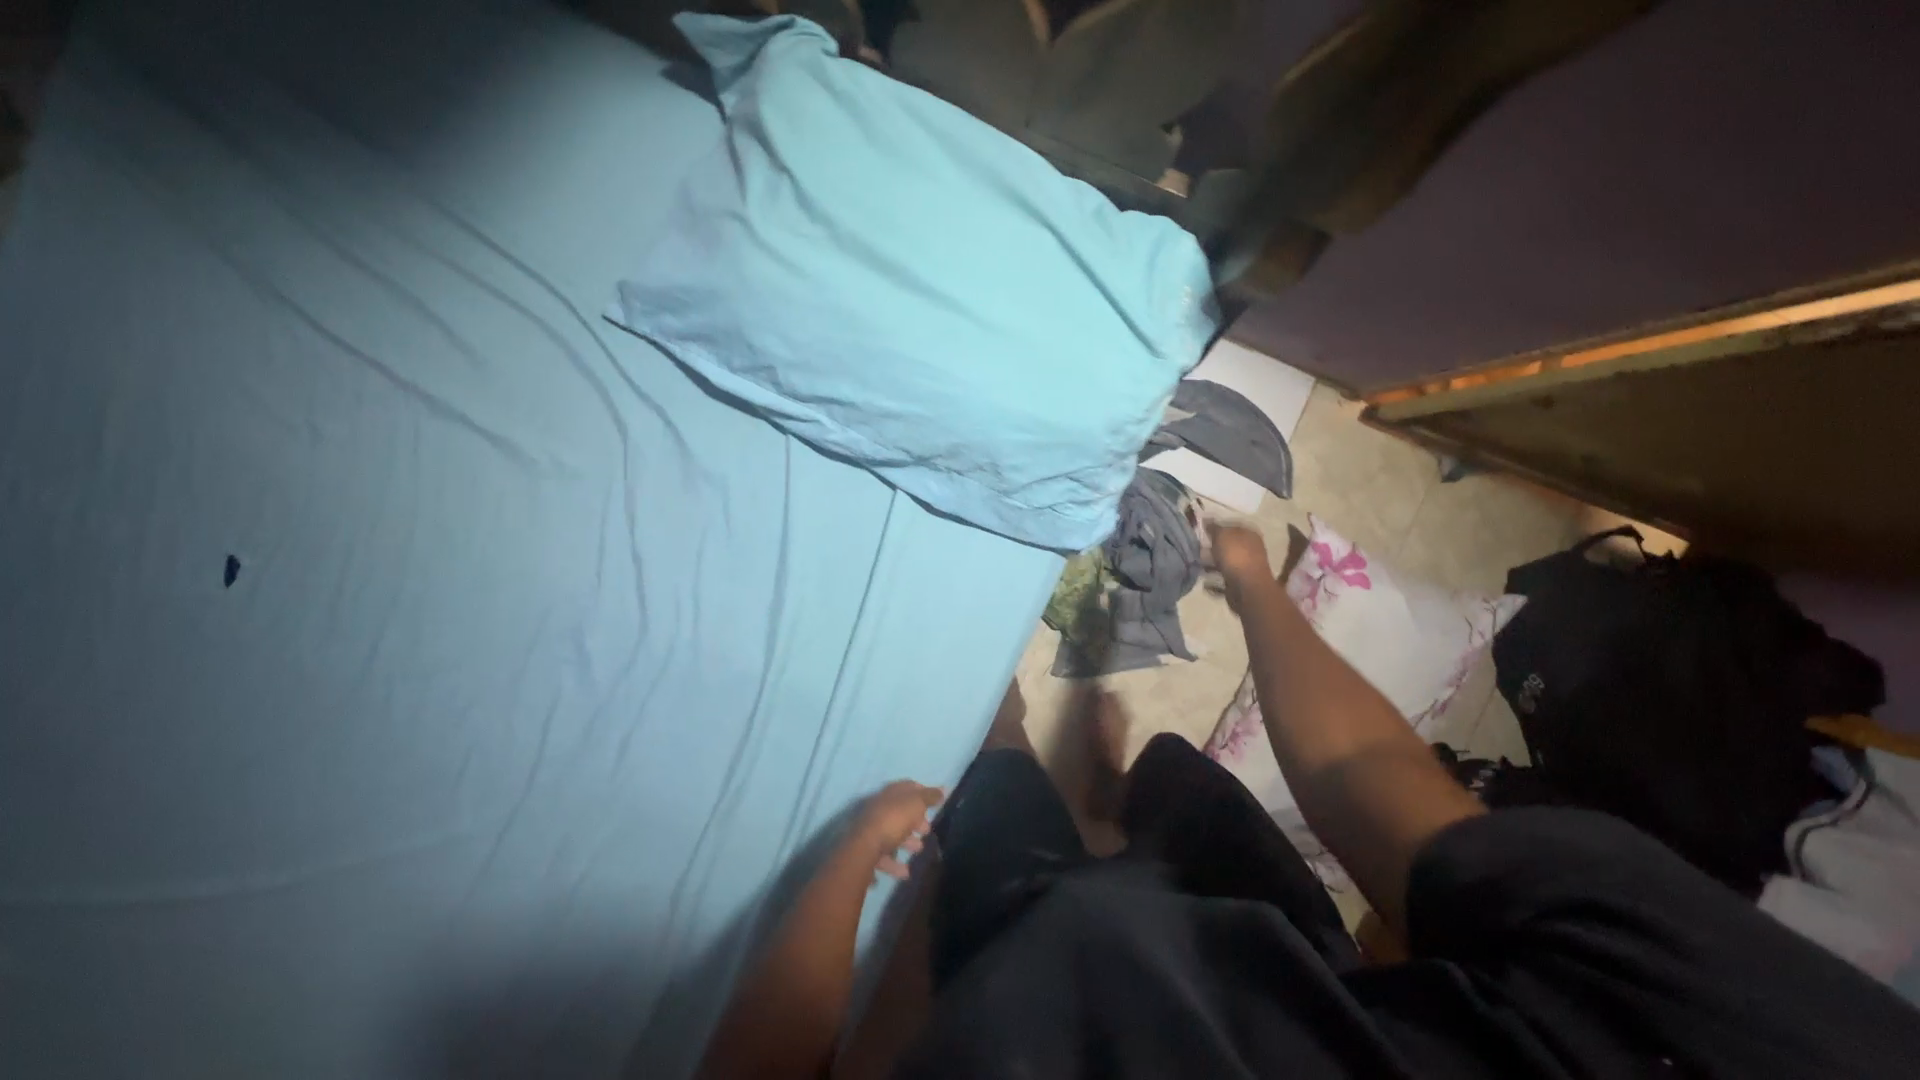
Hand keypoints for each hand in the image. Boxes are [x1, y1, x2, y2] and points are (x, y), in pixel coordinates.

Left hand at [852, 780, 942, 879]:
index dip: (921, 792)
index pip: (907, 787)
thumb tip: (942, 789)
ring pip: (890, 834)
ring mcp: (869, 830)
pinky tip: (903, 873)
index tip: (934, 801)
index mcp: (889, 795)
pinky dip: (893, 864)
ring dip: (905, 842)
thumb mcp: (916, 805)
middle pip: (899, 813)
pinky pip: (882, 856)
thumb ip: (929, 797)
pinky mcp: (864, 851)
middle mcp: (878, 809)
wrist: (864, 848)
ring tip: (918, 851)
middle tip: (927, 830)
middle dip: (914, 821)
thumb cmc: (893, 821)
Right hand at [1206, 521, 1272, 593]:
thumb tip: (1206, 519)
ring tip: (1199, 565)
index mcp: (1249, 533)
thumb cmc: (1235, 556)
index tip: (1200, 530)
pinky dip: (1215, 577)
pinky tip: (1206, 581)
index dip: (1215, 526)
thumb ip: (1213, 527)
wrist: (1247, 587)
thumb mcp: (1221, 535)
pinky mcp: (1241, 580)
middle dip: (1212, 546)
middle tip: (1197, 548)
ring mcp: (1246, 565)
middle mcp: (1250, 547)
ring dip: (1212, 563)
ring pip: (1225, 560)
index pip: (1230, 524)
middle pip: (1227, 543)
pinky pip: (1224, 575)